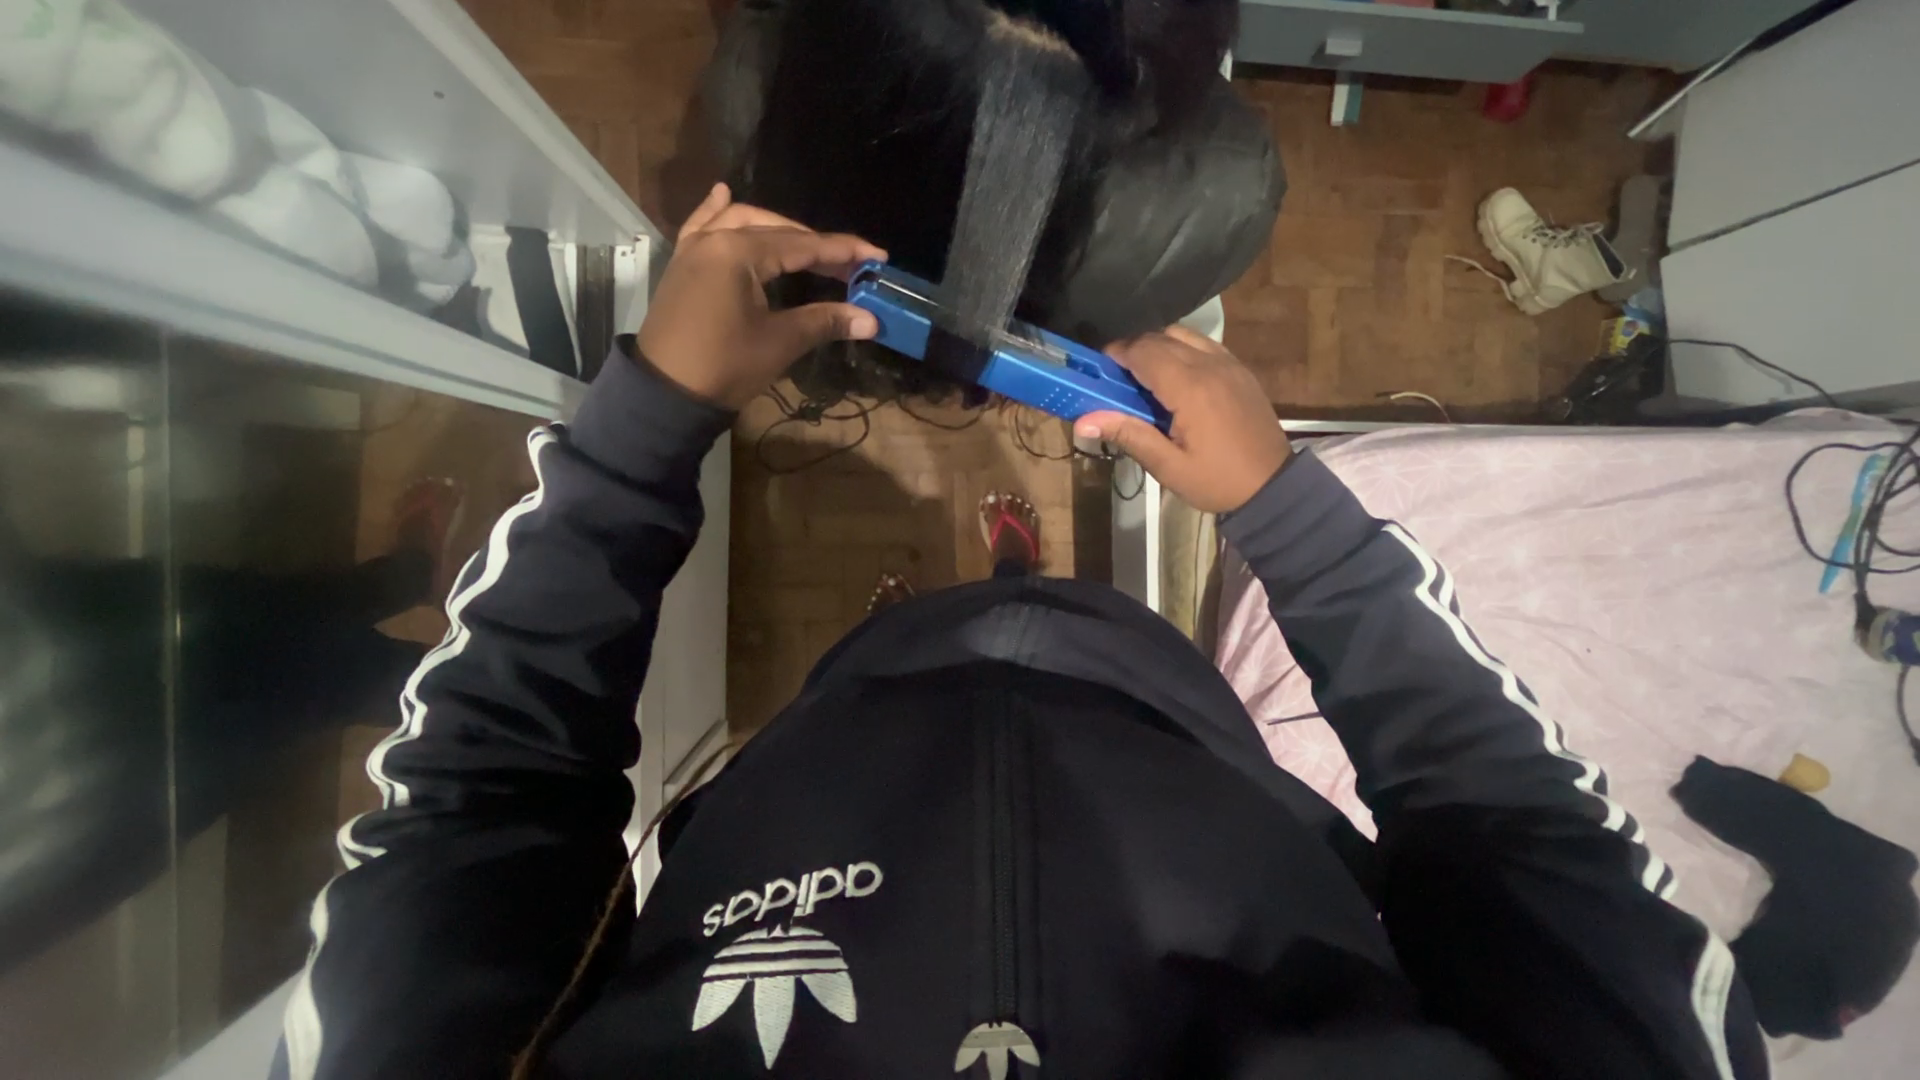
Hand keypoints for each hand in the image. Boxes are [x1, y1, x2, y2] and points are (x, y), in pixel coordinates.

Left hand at [637, 183, 886, 408]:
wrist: (666, 394)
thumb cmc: (725, 366)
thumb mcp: (780, 343)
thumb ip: (825, 322)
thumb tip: (871, 320)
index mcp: (738, 252)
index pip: (802, 245)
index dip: (843, 251)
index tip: (877, 257)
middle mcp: (715, 239)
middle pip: (775, 229)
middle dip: (816, 245)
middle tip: (851, 265)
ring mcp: (694, 249)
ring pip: (741, 221)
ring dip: (777, 228)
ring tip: (808, 243)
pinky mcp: (683, 266)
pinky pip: (702, 226)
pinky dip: (718, 212)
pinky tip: (724, 195)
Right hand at [1075, 327, 1290, 513]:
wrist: (1273, 486)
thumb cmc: (1217, 481)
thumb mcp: (1169, 467)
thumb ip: (1129, 435)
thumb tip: (1083, 420)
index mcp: (1191, 388)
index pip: (1144, 351)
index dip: (1116, 354)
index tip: (1097, 370)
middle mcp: (1210, 365)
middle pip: (1161, 338)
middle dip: (1132, 350)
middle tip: (1114, 377)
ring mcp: (1229, 363)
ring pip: (1183, 334)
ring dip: (1156, 346)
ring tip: (1142, 376)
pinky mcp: (1239, 369)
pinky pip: (1203, 344)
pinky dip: (1180, 349)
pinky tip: (1173, 377)